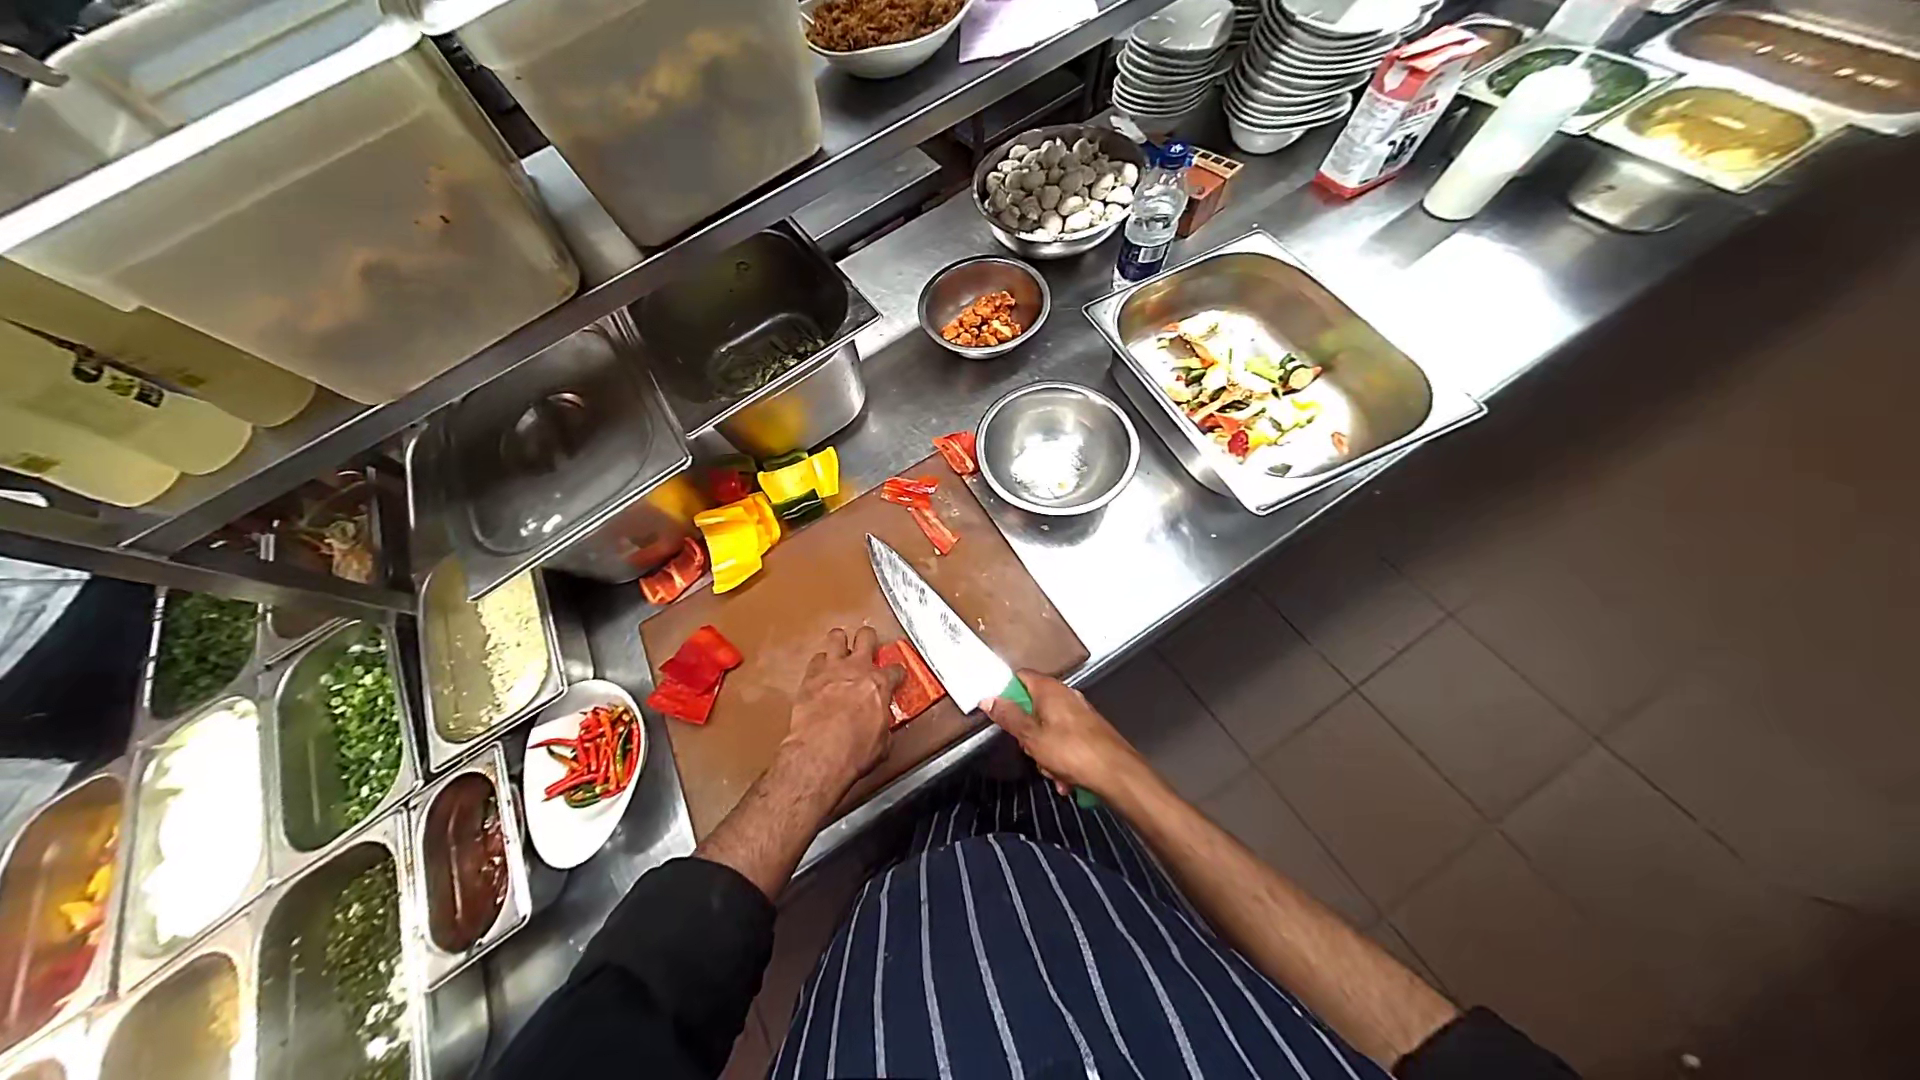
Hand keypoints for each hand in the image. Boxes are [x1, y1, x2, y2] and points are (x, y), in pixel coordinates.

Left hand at [784, 626, 902, 788]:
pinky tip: (820, 672)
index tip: (895, 677)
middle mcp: (858, 669)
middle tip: (867, 646)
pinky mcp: (809, 677)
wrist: (820, 753)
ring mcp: (832, 669)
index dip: (896, 673)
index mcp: (880, 684)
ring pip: (836, 637)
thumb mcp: (882, 742)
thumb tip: (881, 728)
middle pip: (866, 636)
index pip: (895, 669)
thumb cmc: (853, 750)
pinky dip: (819, 664)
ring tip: (840, 648)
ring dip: (840, 642)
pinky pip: (815, 659)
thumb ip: (883, 724)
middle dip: (868, 638)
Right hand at [982, 672, 1147, 798]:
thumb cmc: (1073, 751)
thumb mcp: (1031, 736)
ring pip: (1049, 728)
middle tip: (1030, 750)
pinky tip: (1066, 778)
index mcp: (1049, 689)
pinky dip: (1062, 758)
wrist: (1116, 773)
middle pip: (1033, 707)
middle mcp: (1066, 695)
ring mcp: (1079, 712)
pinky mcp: (1090, 730)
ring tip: (1053, 772)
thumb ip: (1008, 717)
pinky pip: (1066, 741)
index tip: (1001, 714)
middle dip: (1028, 733)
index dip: (1006, 693)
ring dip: (1045, 752)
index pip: (1020, 677)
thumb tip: (988, 699)